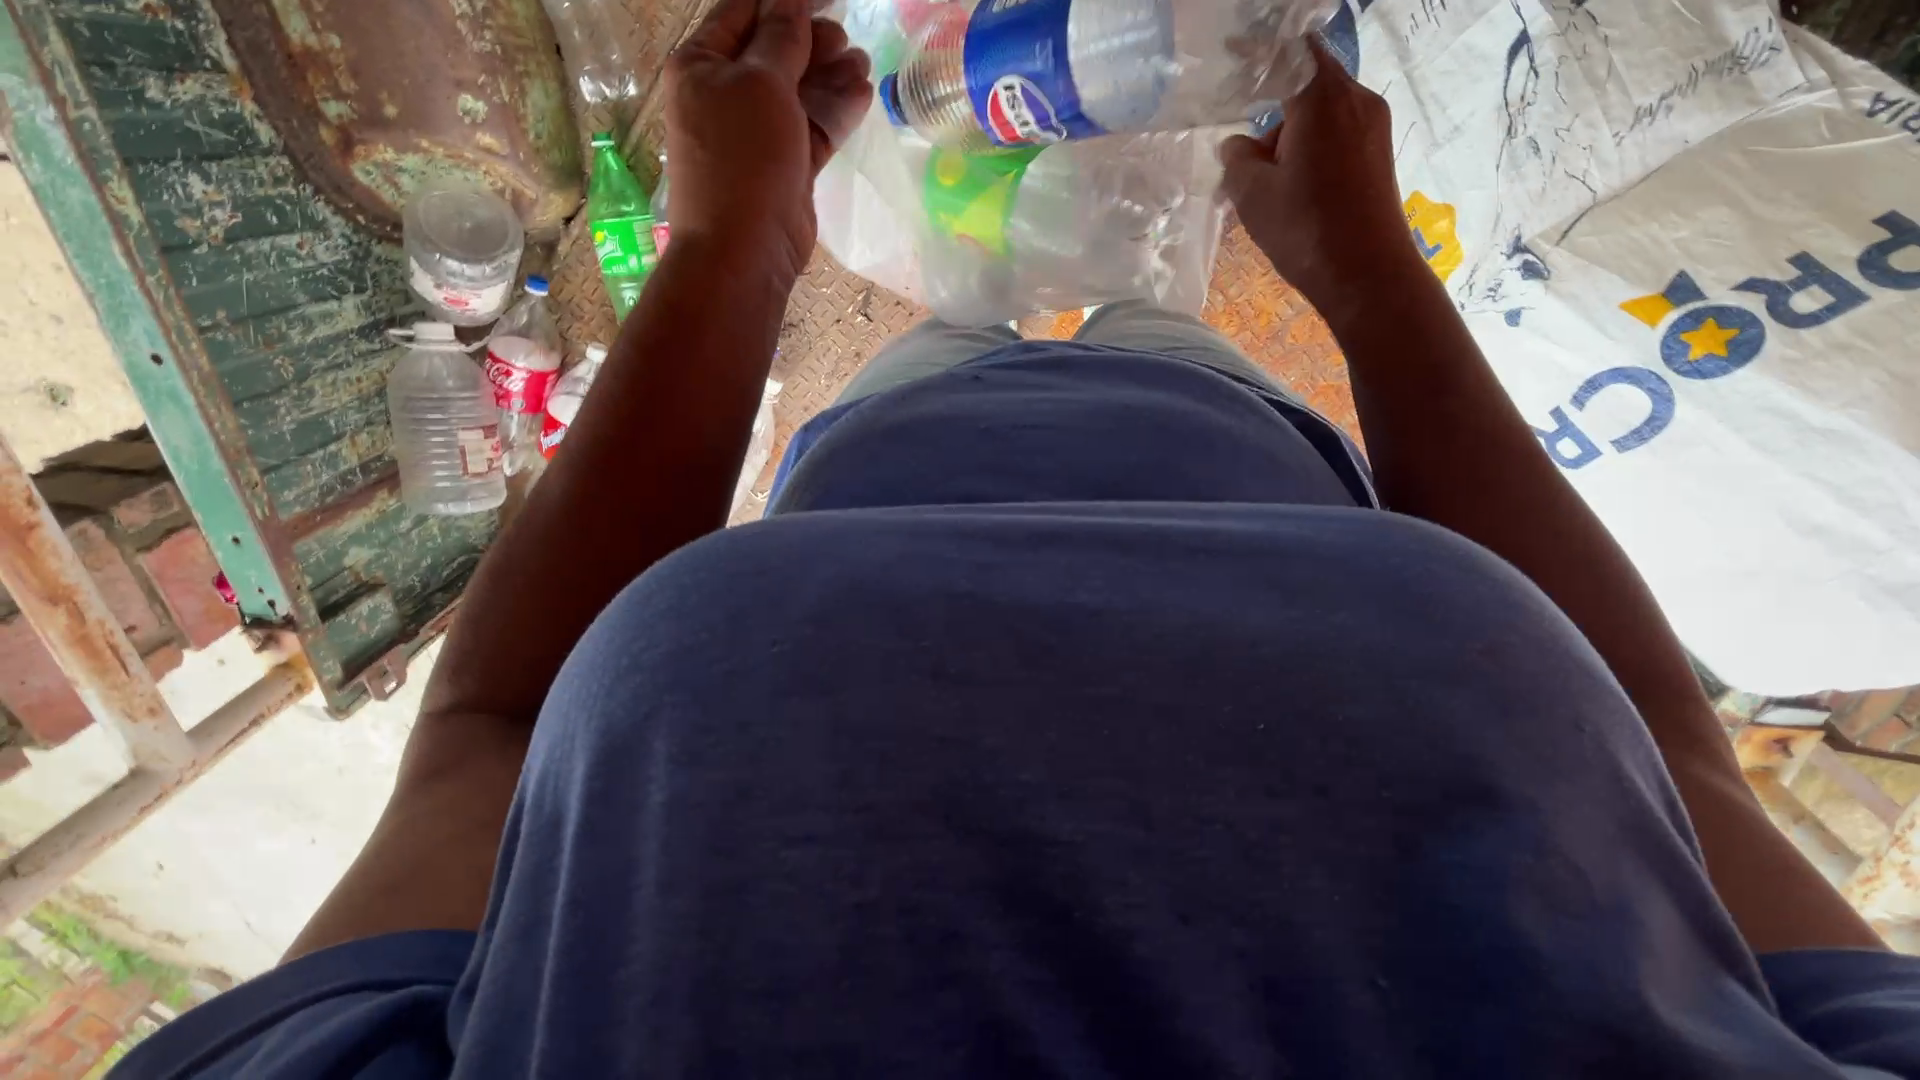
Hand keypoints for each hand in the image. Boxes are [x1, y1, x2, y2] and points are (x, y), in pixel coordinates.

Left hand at [664, 0, 871, 278]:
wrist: (744, 249)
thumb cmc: (742, 157)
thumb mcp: (761, 83)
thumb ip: (782, 37)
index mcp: (701, 65)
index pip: (741, 12)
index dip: (783, 0)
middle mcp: (726, 95)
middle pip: (774, 51)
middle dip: (811, 39)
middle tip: (845, 33)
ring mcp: (758, 134)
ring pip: (798, 91)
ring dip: (830, 74)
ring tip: (861, 61)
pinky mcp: (786, 166)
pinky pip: (812, 127)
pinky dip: (835, 109)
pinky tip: (862, 92)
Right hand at [1220, 36, 1422, 324]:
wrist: (1366, 273)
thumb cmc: (1304, 228)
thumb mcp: (1252, 194)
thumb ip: (1238, 159)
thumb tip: (1239, 145)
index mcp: (1321, 98)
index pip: (1289, 53)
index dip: (1259, 52)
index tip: (1233, 57)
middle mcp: (1356, 100)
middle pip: (1307, 87)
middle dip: (1274, 115)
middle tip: (1246, 160)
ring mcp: (1374, 128)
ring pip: (1322, 116)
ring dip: (1292, 139)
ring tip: (1268, 188)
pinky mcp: (1379, 155)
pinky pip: (1338, 137)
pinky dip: (1312, 153)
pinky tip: (1295, 192)